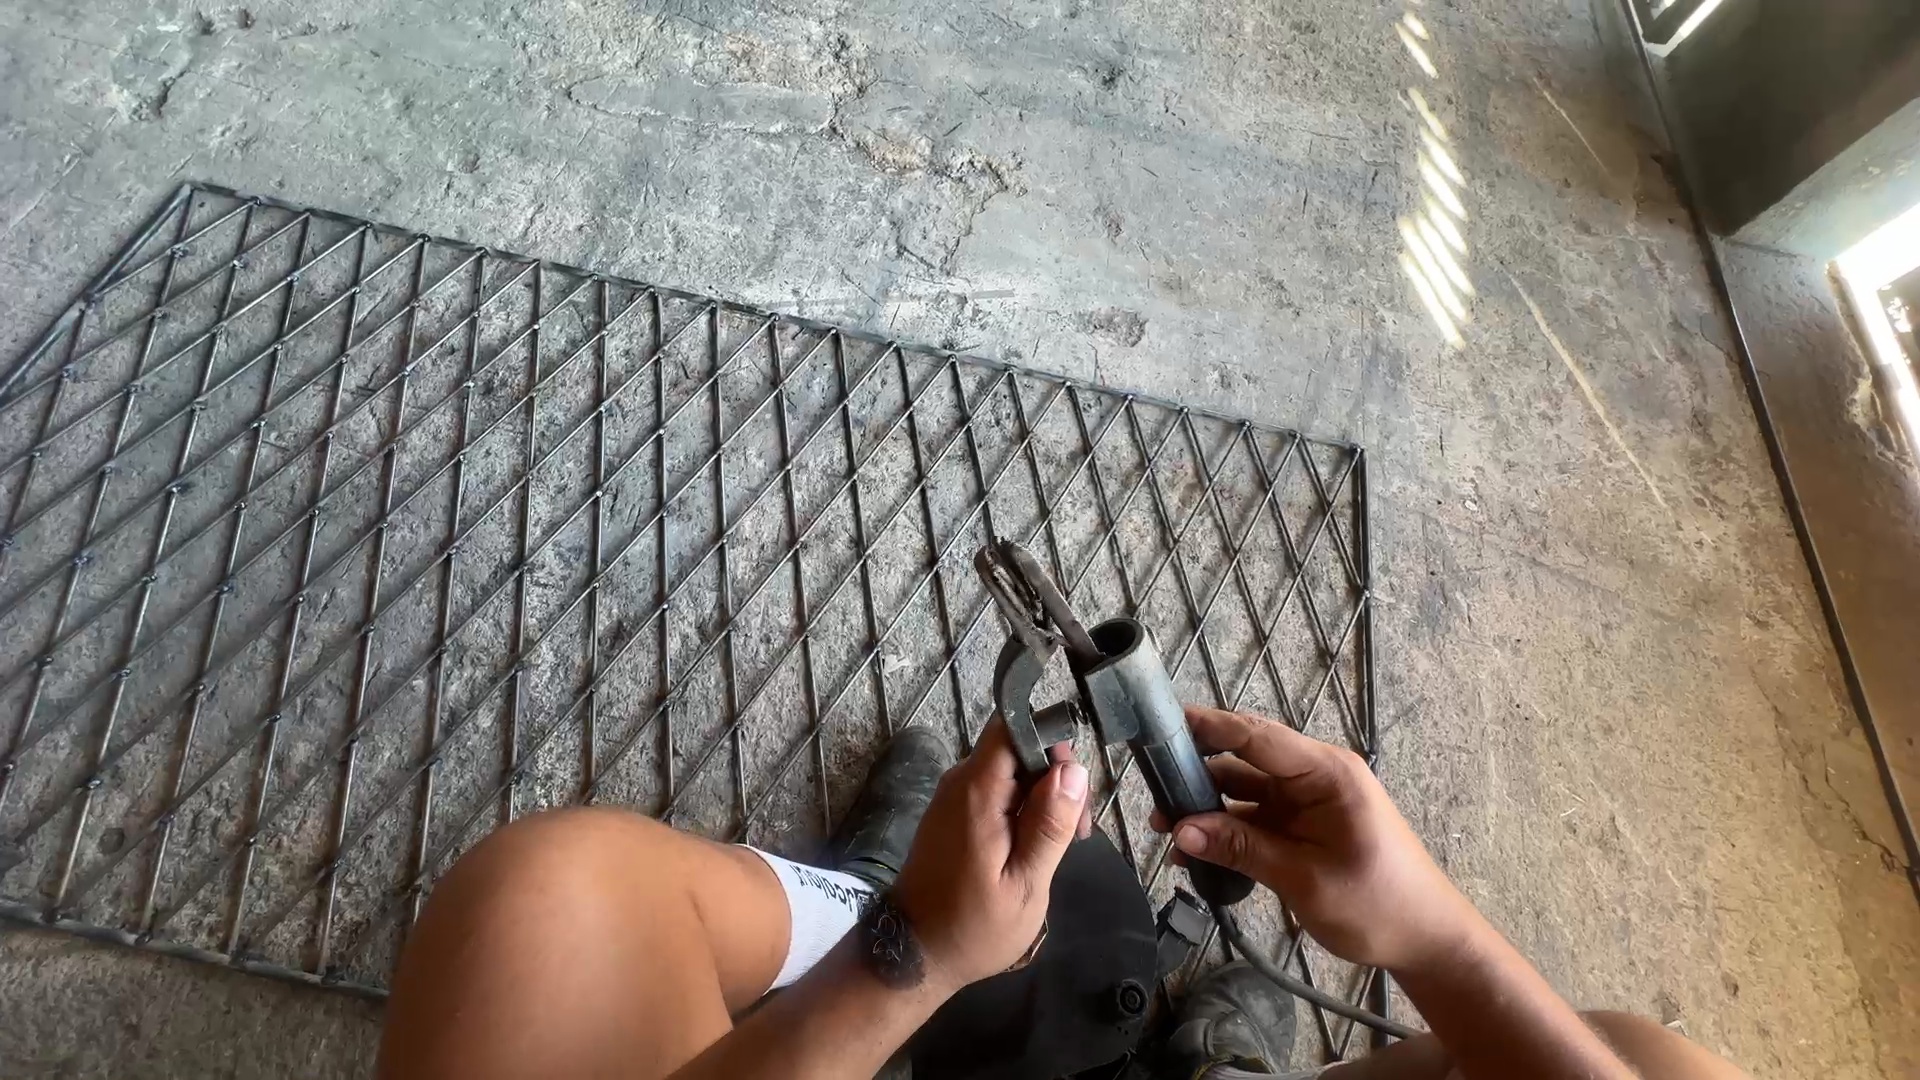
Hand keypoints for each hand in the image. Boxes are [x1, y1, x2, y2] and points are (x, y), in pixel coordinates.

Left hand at [890, 718, 1090, 992]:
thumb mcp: (1025, 885)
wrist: (915, 954)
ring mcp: (955, 795)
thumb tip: (1074, 771)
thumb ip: (1049, 825)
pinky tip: (1035, 844)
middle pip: (1016, 748)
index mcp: (977, 791)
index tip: (1074, 780)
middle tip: (1077, 826)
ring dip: (1041, 795)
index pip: (1011, 727)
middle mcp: (961, 781)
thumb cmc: (972, 927)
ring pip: (1010, 769)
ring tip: (1061, 842)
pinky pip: (996, 790)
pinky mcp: (955, 811)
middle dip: (1053, 775)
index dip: (1048, 738)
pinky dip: (1021, 807)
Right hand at [1151, 705, 1480, 973]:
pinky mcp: (1297, 823)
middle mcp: (1311, 775)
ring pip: (1239, 787)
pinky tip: (1193, 850)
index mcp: (1325, 772)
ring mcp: (1303, 799)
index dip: (1207, 726)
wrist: (1430, 946)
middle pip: (1241, 758)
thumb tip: (1179, 832)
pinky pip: (1250, 815)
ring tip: (1162, 826)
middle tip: (1152, 786)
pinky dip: (1222, 829)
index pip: (1255, 736)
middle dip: (1195, 771)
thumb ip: (1241, 848)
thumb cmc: (1379, 906)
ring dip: (1204, 806)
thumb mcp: (1304, 879)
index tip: (1161, 721)